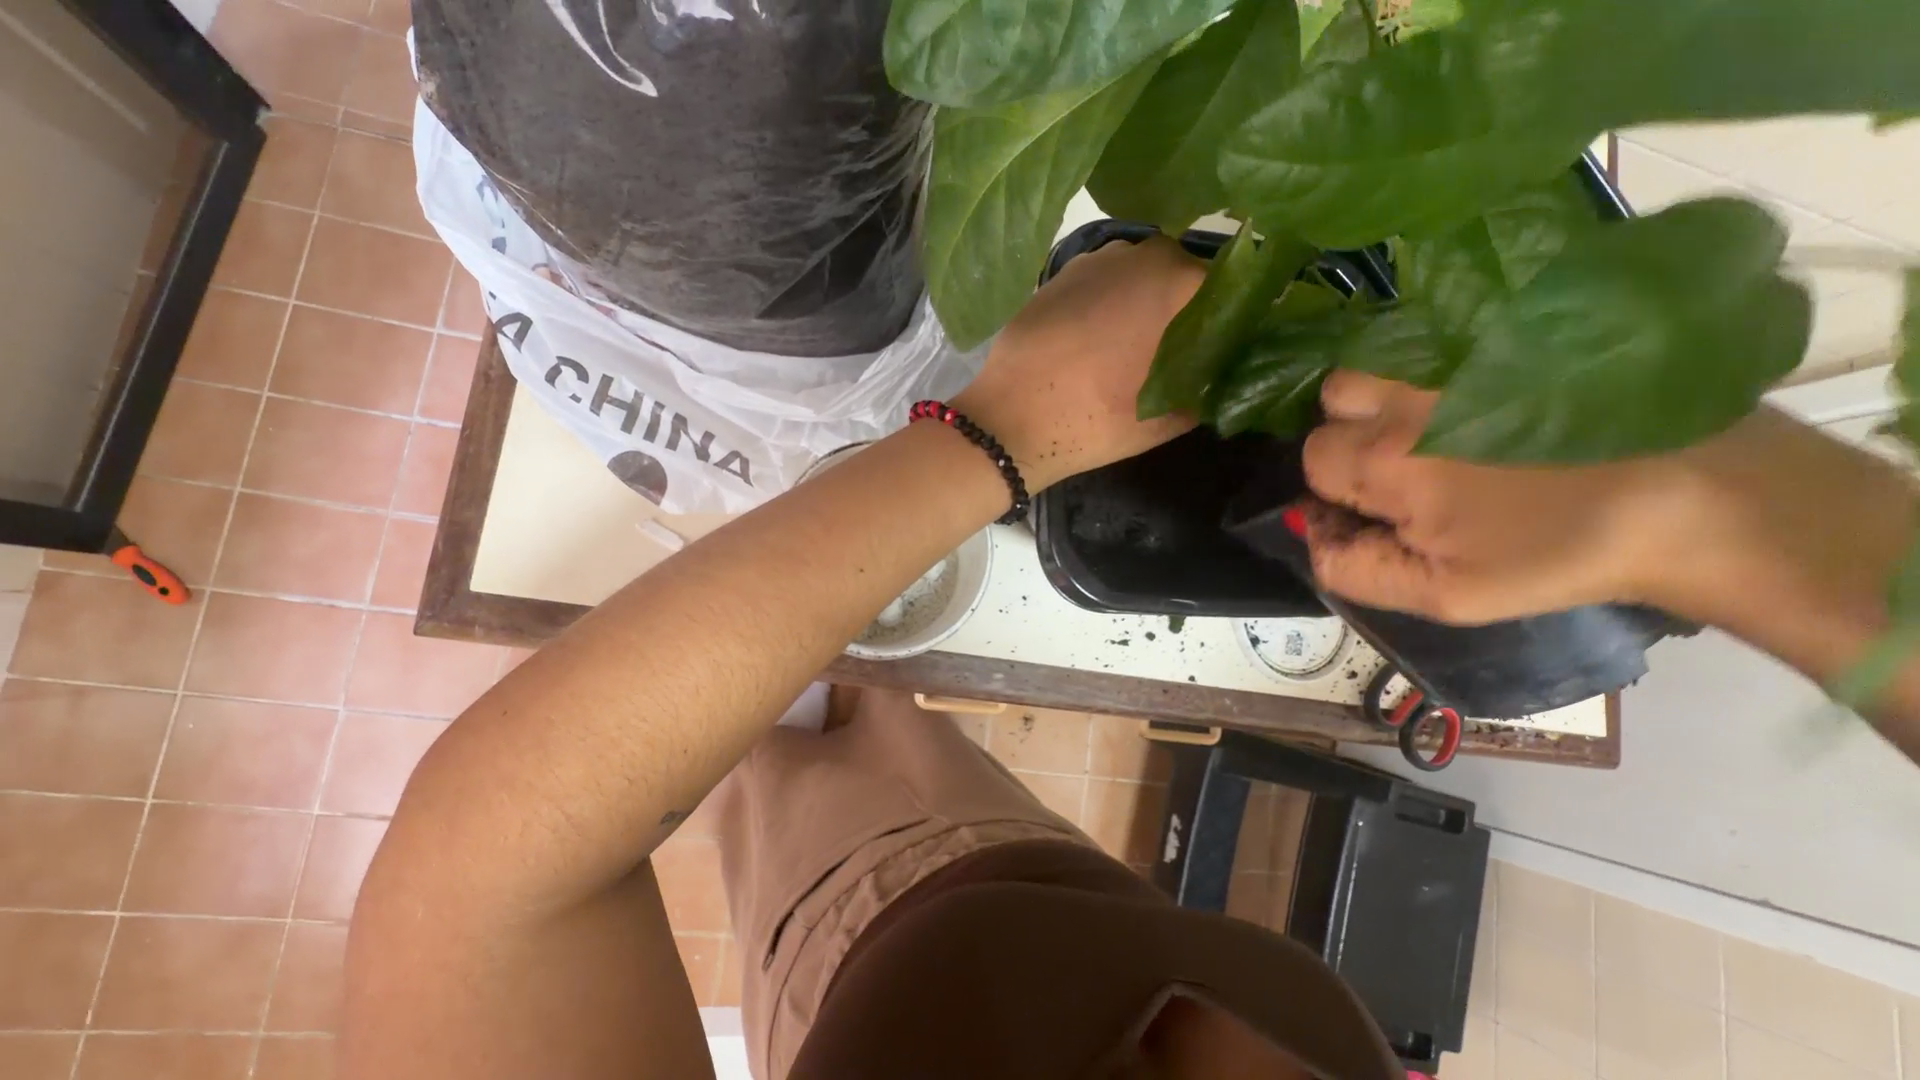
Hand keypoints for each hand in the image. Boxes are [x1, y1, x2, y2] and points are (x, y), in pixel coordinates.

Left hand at [952, 236, 1204, 489]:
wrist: (1009, 420)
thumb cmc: (1097, 418)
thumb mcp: (1171, 417)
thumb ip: (1208, 387)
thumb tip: (1222, 374)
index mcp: (1177, 279)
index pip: (1229, 286)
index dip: (1231, 317)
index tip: (1228, 347)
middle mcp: (1140, 254)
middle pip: (1182, 276)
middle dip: (1186, 307)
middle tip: (1184, 350)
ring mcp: (1094, 260)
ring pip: (1139, 277)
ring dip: (1146, 303)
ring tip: (1139, 348)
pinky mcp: (1058, 276)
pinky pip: (1102, 285)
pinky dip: (1108, 305)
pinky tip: (1100, 342)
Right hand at [1297, 371, 1917, 627]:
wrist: (1693, 497)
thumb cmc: (1561, 555)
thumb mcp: (1450, 596)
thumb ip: (1357, 571)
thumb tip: (1311, 533)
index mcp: (1389, 461)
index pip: (1312, 459)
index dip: (1337, 490)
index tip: (1383, 511)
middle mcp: (1409, 396)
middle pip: (1333, 400)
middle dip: (1353, 433)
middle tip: (1406, 467)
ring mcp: (1456, 356)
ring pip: (1378, 361)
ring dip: (1384, 395)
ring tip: (1434, 427)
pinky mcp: (1504, 334)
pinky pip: (1429, 342)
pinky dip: (1429, 369)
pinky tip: (1473, 401)